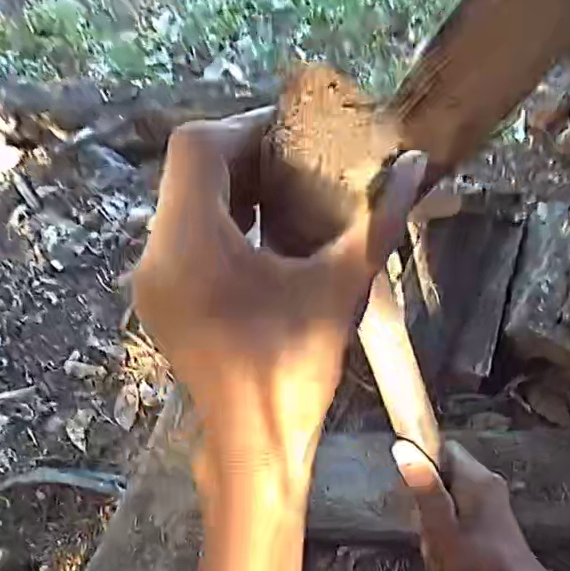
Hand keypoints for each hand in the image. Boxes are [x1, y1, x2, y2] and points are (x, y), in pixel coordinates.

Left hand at [129, 110, 426, 482]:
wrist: (253, 442)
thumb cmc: (295, 369)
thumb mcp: (339, 289)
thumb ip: (377, 220)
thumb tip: (419, 163)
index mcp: (192, 244)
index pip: (198, 148)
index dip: (246, 128)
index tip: (294, 136)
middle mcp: (156, 256)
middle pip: (186, 173)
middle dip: (239, 158)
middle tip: (294, 161)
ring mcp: (150, 283)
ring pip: (179, 205)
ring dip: (227, 192)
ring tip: (281, 194)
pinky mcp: (157, 303)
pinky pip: (178, 239)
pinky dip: (213, 224)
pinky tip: (257, 236)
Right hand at [393, 440, 543, 570]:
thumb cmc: (476, 564)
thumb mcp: (440, 527)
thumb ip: (423, 487)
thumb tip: (404, 448)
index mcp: (476, 477)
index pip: (442, 447)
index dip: (420, 462)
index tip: (410, 490)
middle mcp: (487, 480)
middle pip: (445, 469)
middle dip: (427, 492)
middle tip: (424, 522)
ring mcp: (493, 499)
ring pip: (451, 490)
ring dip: (436, 511)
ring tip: (435, 538)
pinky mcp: (493, 516)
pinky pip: (461, 506)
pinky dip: (449, 522)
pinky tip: (448, 545)